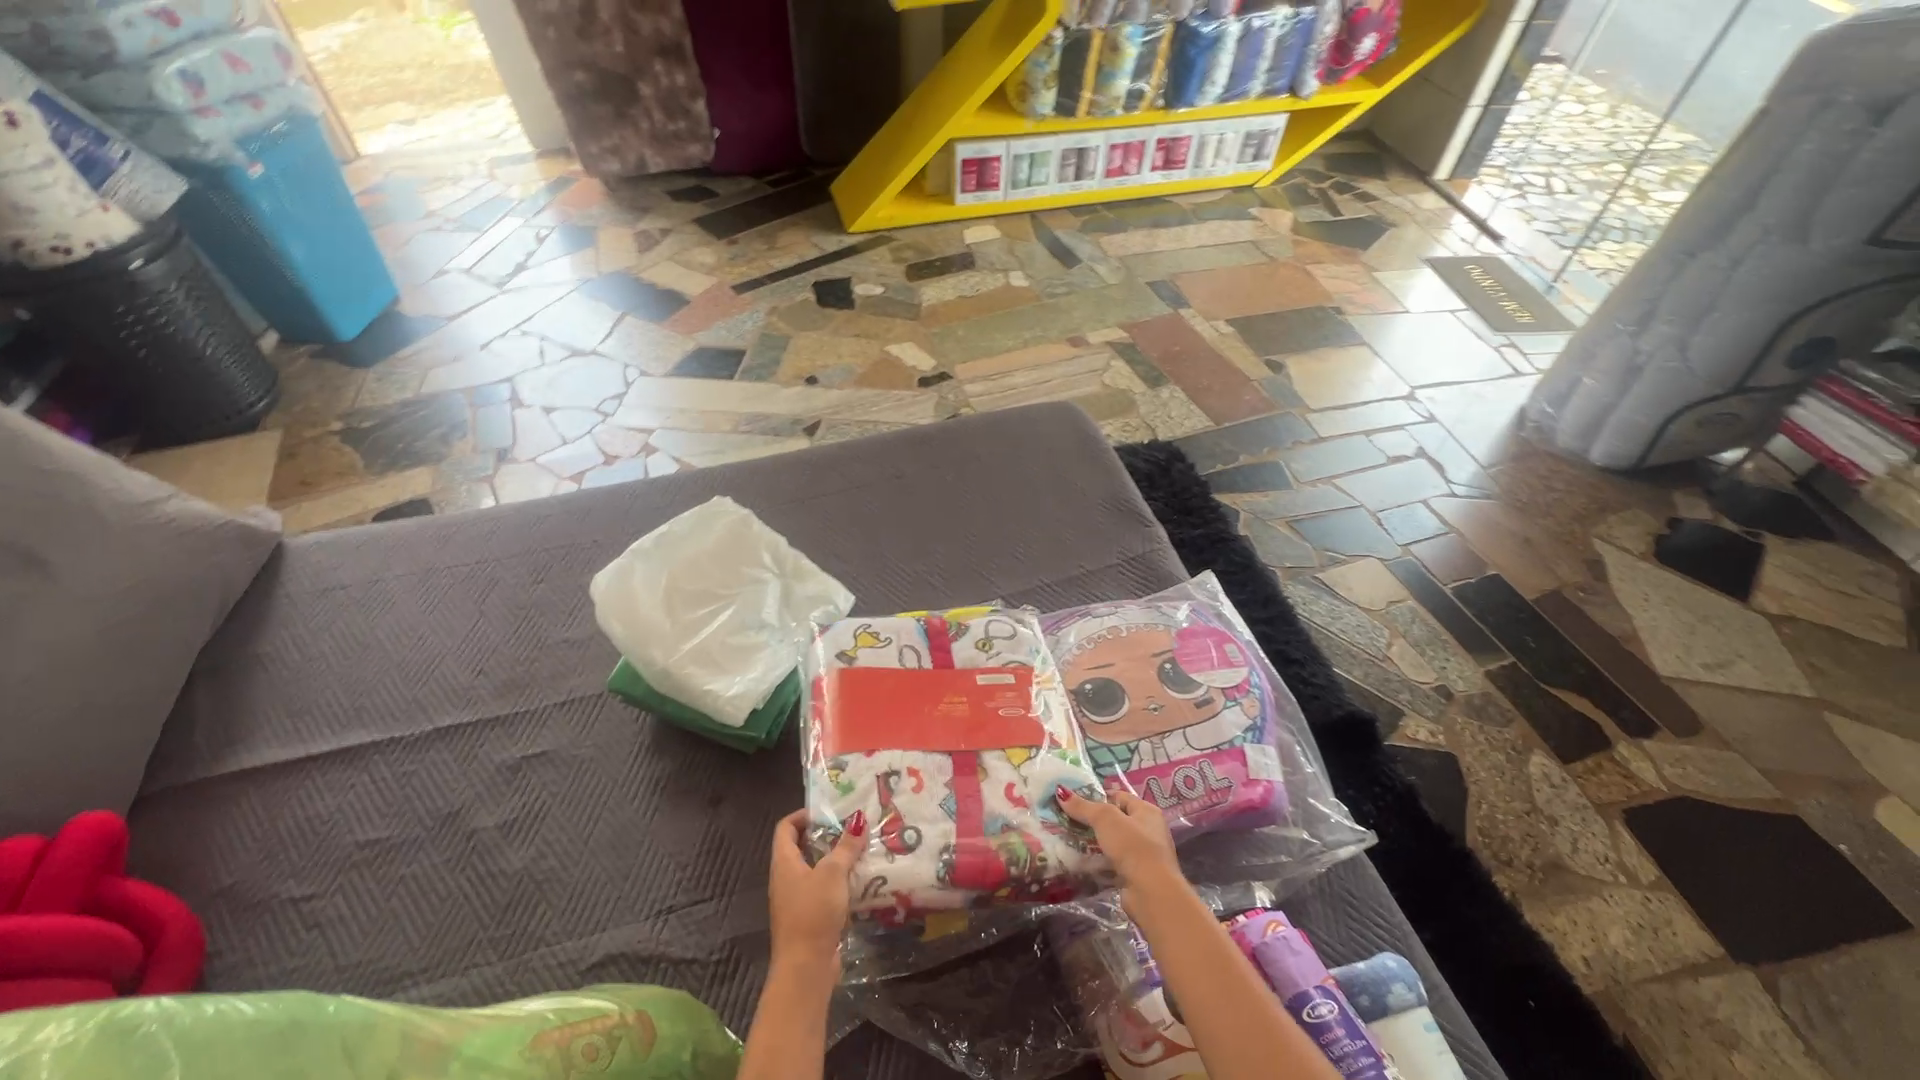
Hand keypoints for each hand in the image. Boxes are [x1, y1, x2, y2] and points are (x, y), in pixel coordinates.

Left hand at [767, 808, 865, 974]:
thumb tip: (857, 820)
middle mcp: (785, 878)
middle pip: (801, 848)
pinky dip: (838, 884)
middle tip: (851, 829)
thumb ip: (845, 847)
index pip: (785, 827)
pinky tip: (860, 883)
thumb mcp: (832, 874)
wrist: (805, 966)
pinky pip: (822, 891)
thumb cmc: (813, 911)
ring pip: (814, 871)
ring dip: (835, 861)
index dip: (802, 815)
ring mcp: (795, 899)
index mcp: (784, 862)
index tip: (828, 812)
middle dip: (825, 837)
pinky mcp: (808, 917)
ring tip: (861, 852)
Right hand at [1056, 788, 1184, 909]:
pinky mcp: (1134, 874)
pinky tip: (1080, 861)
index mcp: (1147, 811)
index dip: (1097, 797)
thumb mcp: (1106, 819)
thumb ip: (1084, 806)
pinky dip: (1098, 862)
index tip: (1073, 802)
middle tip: (1066, 821)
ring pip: (1112, 843)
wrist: (1150, 891)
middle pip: (1115, 820)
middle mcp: (1148, 831)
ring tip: (1069, 840)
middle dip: (1092, 821)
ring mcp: (1142, 855)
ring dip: (1094, 843)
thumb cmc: (1132, 847)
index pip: (1119, 797)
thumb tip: (1060, 791)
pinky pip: (1112, 862)